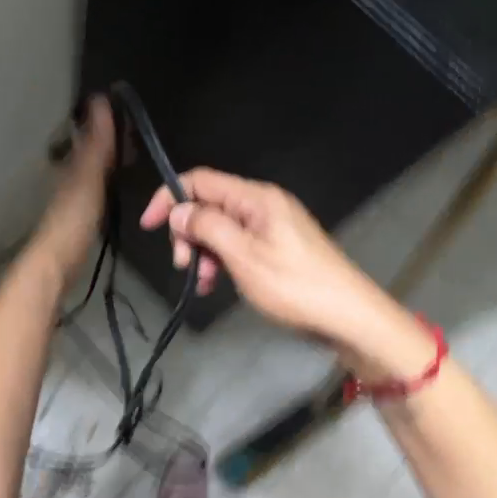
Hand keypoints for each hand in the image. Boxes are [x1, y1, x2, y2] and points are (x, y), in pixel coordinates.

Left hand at [29, 97, 116, 274]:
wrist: (58, 261)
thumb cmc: (73, 217)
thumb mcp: (88, 176)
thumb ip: (96, 143)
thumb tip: (100, 99)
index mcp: (72, 163)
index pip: (88, 131)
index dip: (104, 118)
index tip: (125, 104)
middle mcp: (71, 174)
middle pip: (90, 148)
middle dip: (108, 136)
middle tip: (135, 128)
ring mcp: (75, 195)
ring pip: (94, 166)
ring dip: (109, 157)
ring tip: (132, 150)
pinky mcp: (82, 214)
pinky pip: (99, 186)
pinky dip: (109, 178)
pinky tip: (119, 182)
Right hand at [138, 169, 395, 349]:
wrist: (347, 316)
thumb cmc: (294, 285)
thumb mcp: (243, 256)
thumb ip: (207, 227)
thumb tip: (178, 209)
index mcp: (256, 198)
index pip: (201, 181)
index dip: (170, 197)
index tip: (150, 226)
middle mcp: (262, 205)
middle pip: (208, 205)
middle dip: (188, 232)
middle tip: (183, 264)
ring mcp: (271, 227)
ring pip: (220, 228)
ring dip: (203, 252)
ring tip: (202, 283)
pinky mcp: (275, 248)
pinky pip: (236, 245)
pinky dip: (220, 261)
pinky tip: (215, 285)